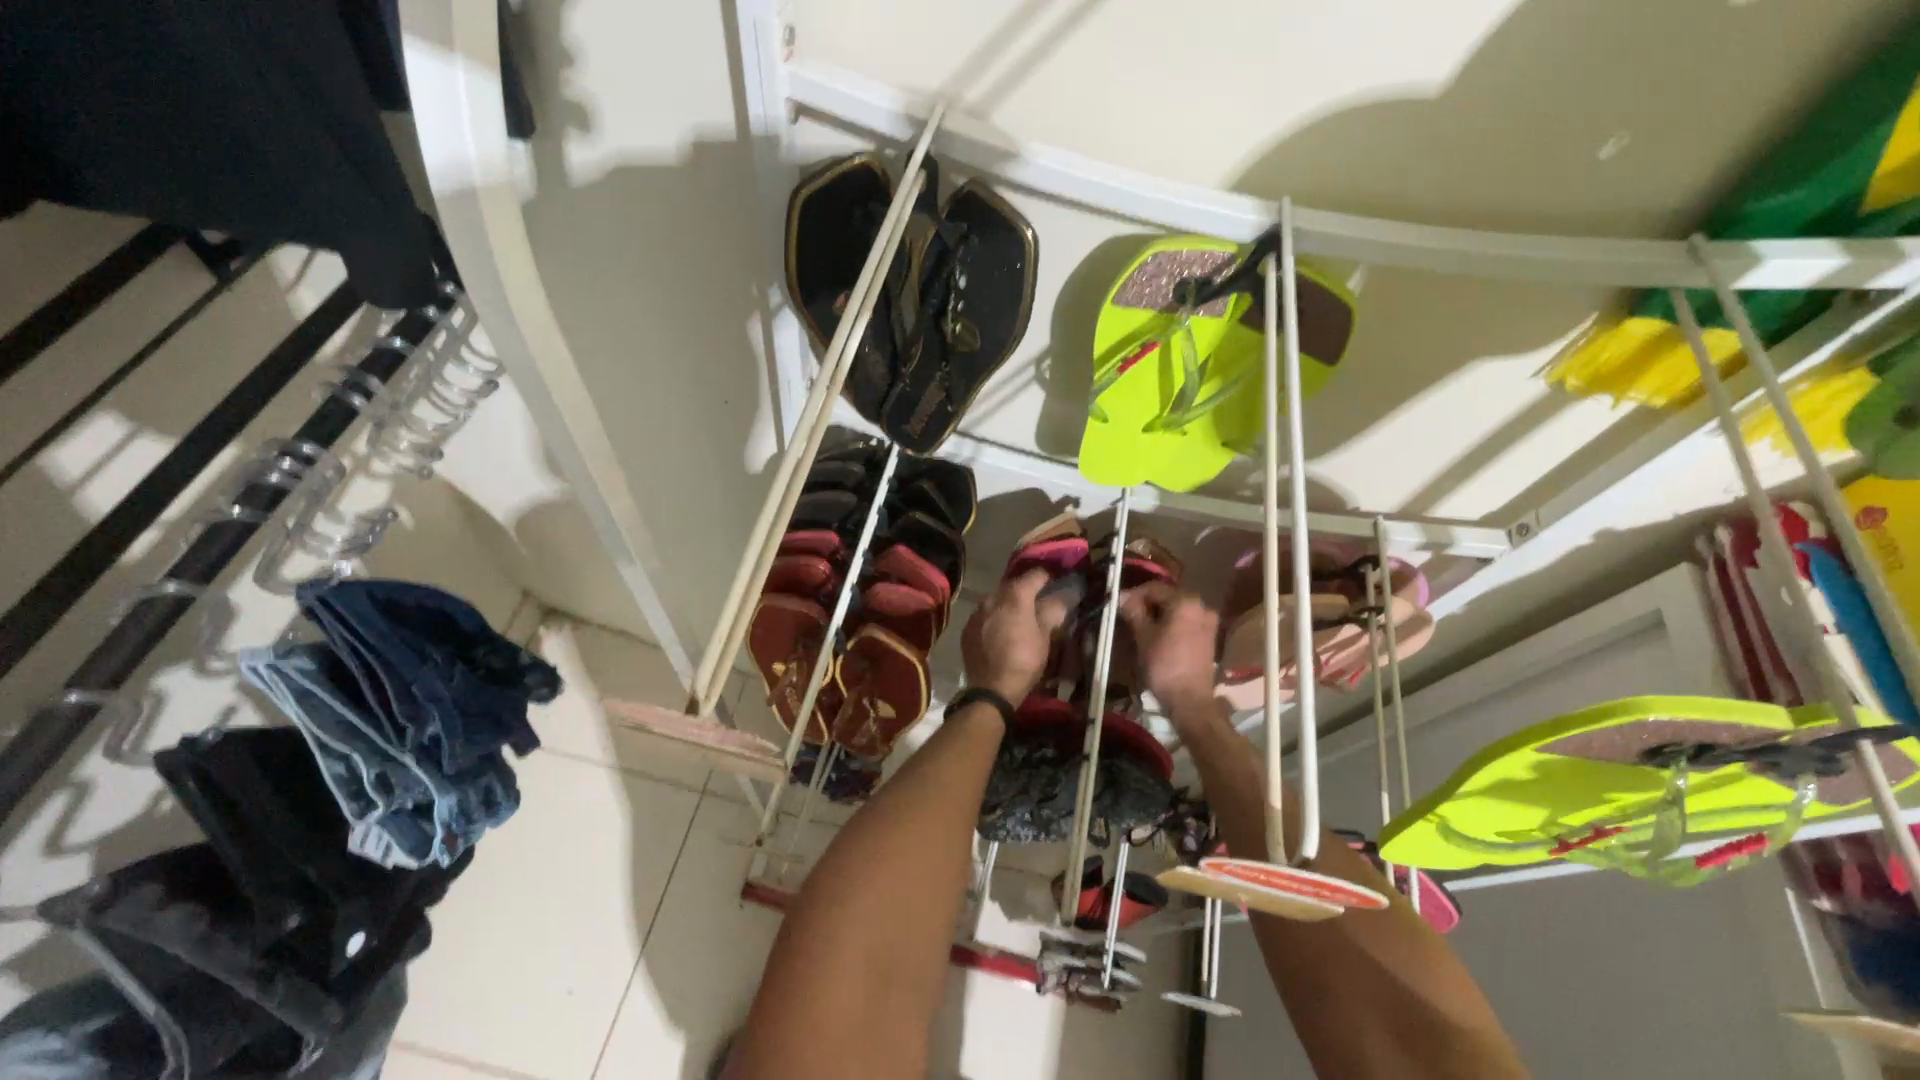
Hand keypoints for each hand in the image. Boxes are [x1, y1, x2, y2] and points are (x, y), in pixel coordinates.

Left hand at [962, 569, 1068, 703]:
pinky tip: (1000, 630)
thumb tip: (1060, 597)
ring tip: (1018, 615)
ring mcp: (976, 612)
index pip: (1034, 575)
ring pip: (995, 599)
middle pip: (1012, 586)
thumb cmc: (1024, 661)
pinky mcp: (967, 628)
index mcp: (1015, 596)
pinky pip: (984, 615)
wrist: (991, 689)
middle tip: (1038, 599)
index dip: (1047, 575)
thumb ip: (1051, 612)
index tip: (1055, 578)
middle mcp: (992, 597)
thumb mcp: (1044, 637)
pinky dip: (994, 617)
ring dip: (1007, 603)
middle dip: (1025, 589)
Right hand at [1120, 582, 1220, 716]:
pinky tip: (1158, 636)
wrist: (1190, 699)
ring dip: (1158, 615)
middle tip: (1128, 617)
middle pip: (1168, 597)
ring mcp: (1208, 621)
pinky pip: (1186, 622)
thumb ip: (1134, 611)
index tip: (1118, 606)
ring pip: (1177, 610)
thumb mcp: (1143, 636)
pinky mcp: (1209, 636)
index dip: (1133, 595)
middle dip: (1146, 605)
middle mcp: (1202, 605)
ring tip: (1141, 627)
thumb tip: (1122, 596)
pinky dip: (1171, 624)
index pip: (1154, 588)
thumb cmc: (1164, 665)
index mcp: (1185, 601)